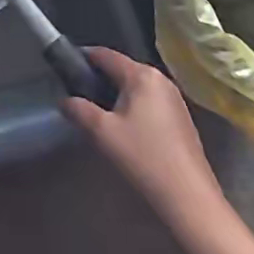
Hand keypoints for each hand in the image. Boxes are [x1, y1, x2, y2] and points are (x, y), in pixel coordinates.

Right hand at [61, 47, 219, 216]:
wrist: (189, 199)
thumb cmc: (143, 158)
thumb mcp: (102, 133)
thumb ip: (79, 110)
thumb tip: (65, 100)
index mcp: (142, 74)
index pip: (106, 54)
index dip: (83, 57)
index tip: (65, 66)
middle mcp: (161, 79)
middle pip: (122, 69)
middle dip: (99, 79)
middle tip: (78, 95)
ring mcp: (175, 99)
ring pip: (136, 88)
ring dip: (116, 95)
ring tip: (97, 114)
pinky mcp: (181, 119)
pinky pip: (149, 103)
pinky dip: (133, 108)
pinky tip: (125, 130)